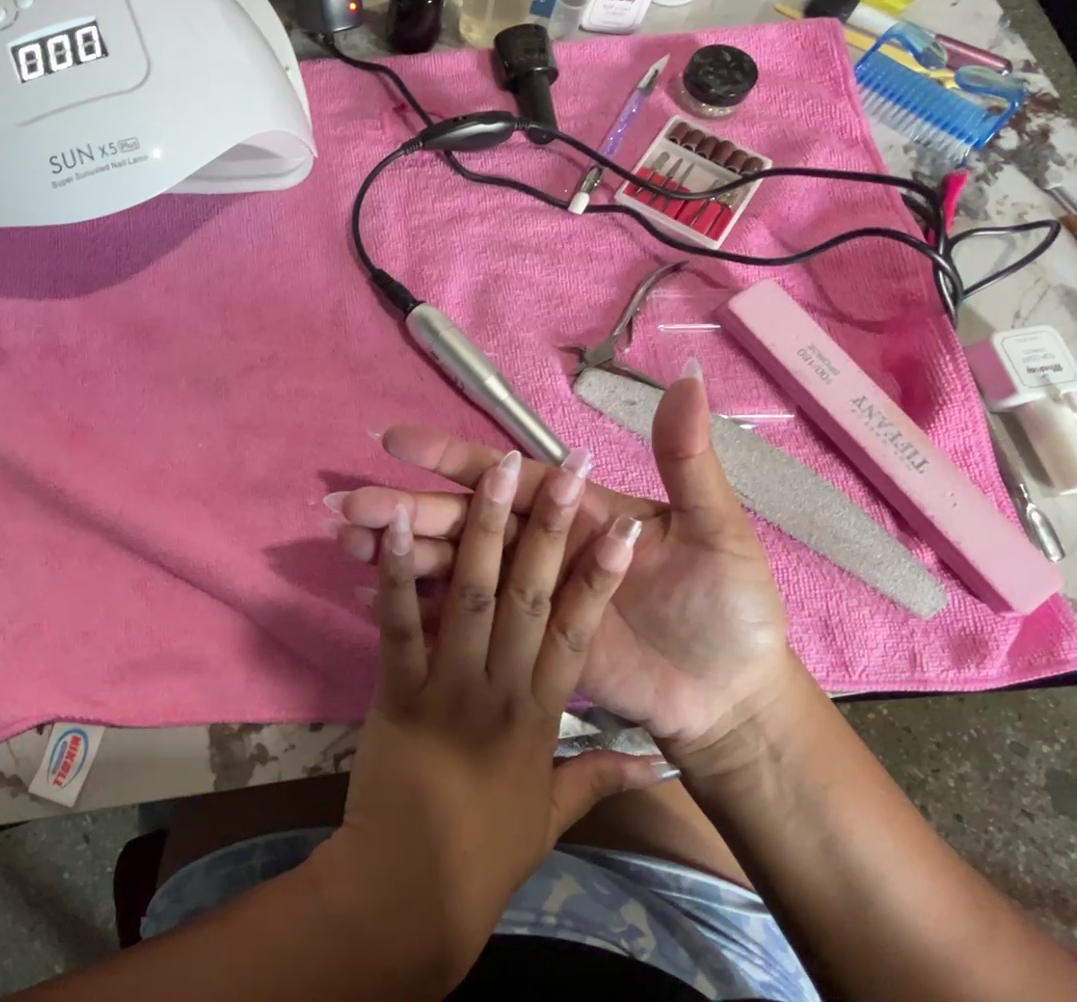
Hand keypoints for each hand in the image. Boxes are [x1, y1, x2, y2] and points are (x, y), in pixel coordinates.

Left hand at [312, 445, 664, 985]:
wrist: (414, 890)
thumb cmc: (484, 851)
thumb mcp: (550, 815)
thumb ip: (597, 778)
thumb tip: (650, 764)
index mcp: (542, 716)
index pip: (582, 632)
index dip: (602, 577)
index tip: (628, 526)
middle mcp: (502, 691)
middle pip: (532, 597)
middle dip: (549, 529)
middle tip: (563, 469)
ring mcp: (448, 689)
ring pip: (473, 597)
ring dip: (482, 531)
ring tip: (493, 474)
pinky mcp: (396, 694)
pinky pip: (400, 625)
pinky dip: (398, 575)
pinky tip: (399, 528)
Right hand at [326, 368, 797, 766]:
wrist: (731, 694)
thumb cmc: (727, 606)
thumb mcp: (717, 531)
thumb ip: (688, 462)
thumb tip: (689, 380)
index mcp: (573, 512)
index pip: (501, 476)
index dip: (447, 456)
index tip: (392, 440)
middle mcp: (537, 548)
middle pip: (459, 522)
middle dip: (401, 510)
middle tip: (345, 506)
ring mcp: (524, 598)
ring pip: (449, 569)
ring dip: (397, 555)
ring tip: (346, 545)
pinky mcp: (520, 647)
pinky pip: (461, 625)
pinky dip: (416, 610)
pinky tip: (371, 599)